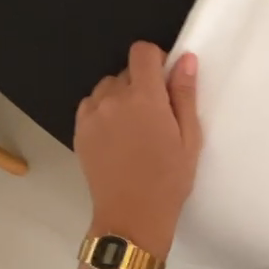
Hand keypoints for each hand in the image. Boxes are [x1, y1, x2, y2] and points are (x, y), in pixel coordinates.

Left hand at [74, 42, 200, 259]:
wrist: (132, 216)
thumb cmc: (169, 178)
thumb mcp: (189, 138)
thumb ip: (185, 94)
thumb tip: (185, 59)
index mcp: (145, 97)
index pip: (142, 52)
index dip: (155, 58)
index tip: (165, 80)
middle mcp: (113, 98)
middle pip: (126, 70)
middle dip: (141, 83)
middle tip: (155, 114)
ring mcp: (92, 114)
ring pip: (107, 87)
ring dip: (121, 95)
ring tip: (133, 126)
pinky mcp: (79, 130)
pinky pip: (91, 105)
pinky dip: (104, 110)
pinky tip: (117, 135)